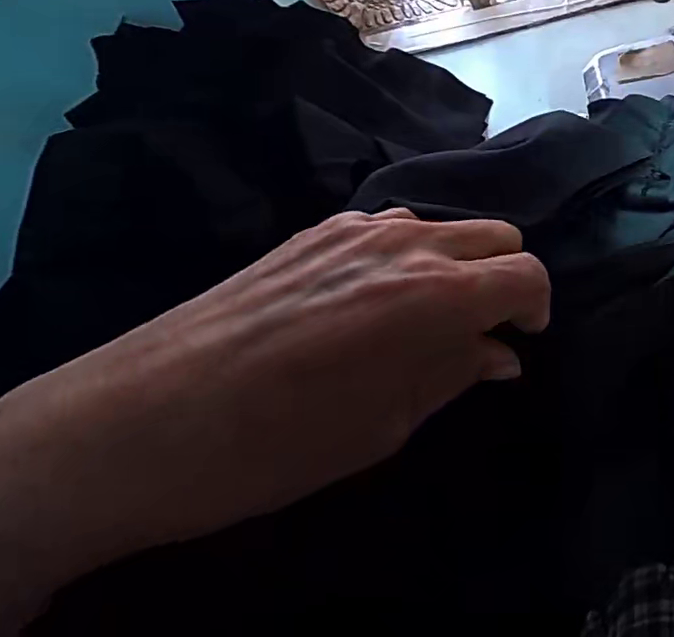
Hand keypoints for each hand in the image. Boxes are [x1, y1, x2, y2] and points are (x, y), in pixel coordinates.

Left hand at [0, 208, 548, 572]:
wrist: (136, 417)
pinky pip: (392, 227)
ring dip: (456, 264)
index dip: (536, 305)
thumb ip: (453, 375)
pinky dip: (409, 255)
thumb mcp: (380, 428)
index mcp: (431, 294)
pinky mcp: (315, 228)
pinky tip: (371, 302)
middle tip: (481, 331)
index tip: (523, 339)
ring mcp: (356, 227)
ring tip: (423, 319)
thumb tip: (501, 353)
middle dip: (503, 277)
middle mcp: (404, 242)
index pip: (524, 272)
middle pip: (494, 234)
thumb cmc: (270, 446)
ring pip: (443, 225)